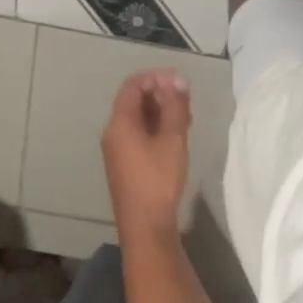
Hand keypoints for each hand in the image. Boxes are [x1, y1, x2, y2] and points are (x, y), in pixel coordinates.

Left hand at [102, 68, 192, 239]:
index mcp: (120, 123)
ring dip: (161, 110)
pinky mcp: (126, 162)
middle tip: (187, 99)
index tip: (181, 81)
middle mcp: (114, 132)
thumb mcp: (172, 139)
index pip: (133, 85)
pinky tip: (177, 134)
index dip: (156, 77)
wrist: (145, 225)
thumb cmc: (158, 179)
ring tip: (187, 115)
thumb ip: (175, 106)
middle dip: (161, 93)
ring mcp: (118, 149)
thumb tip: (178, 79)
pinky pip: (140, 133)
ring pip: (139, 118)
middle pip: (134, 100)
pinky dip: (157, 126)